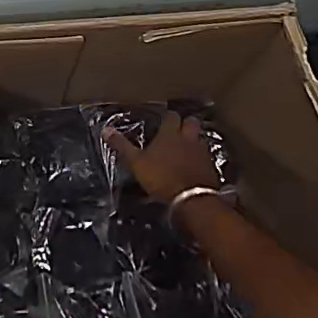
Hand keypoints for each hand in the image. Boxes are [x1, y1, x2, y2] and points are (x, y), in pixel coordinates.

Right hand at [102, 110, 223, 203]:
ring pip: (200, 138)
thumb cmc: (161, 177)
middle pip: (191, 122)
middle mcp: (188, 139)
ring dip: (194, 140)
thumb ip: (122, 145)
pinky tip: (194, 165)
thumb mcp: (136, 162)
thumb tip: (106, 129)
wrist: (192, 200)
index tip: (162, 120)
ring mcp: (202, 153)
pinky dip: (200, 158)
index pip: (171, 116)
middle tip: (178, 129)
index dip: (167, 117)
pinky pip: (206, 156)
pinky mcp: (211, 168)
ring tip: (186, 147)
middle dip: (185, 123)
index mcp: (169, 134)